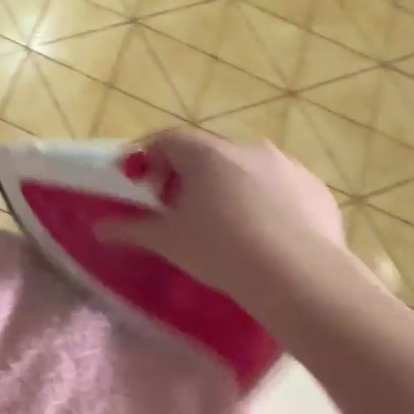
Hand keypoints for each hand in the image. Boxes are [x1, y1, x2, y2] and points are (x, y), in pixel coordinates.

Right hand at [96, 128, 359, 312]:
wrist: (298, 274)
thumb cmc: (221, 250)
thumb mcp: (167, 242)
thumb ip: (130, 229)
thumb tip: (100, 227)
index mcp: (207, 154)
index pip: (167, 139)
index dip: (148, 159)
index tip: (141, 189)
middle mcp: (248, 148)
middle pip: (206, 153)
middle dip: (186, 177)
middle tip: (177, 213)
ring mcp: (287, 165)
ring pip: (244, 170)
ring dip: (226, 189)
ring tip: (222, 228)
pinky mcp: (314, 188)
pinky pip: (278, 187)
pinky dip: (262, 203)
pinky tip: (260, 236)